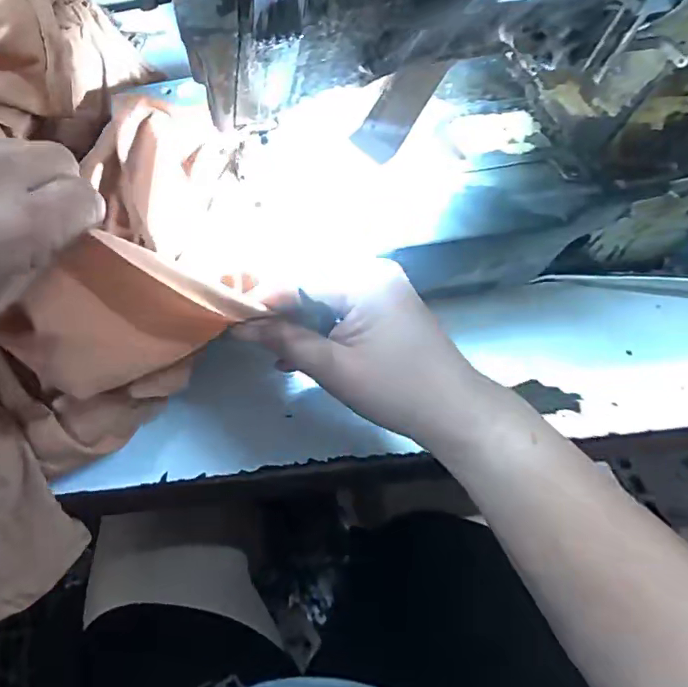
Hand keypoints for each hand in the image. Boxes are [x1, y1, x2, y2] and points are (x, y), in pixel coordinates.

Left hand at [0, 121, 102, 405]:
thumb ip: (34, 255)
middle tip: (22, 217)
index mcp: (11, 223)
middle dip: (50, 188)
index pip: (82, 194)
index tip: (64, 232)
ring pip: (1, 145)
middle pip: (53, 157)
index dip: (79, 218)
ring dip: (0, 174)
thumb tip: (59, 225)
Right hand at [231, 260, 510, 449]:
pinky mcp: (380, 303)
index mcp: (363, 279)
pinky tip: (294, 352)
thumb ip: (284, 341)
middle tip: (244, 331)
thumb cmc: (397, 391)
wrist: (460, 415)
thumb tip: (238, 327)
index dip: (260, 301)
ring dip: (293, 322)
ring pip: (317, 297)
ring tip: (266, 346)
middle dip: (275, 311)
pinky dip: (315, 326)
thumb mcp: (334, 368)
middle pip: (305, 285)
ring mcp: (377, 286)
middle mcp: (370, 271)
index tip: (228, 317)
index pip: (296, 282)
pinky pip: (335, 306)